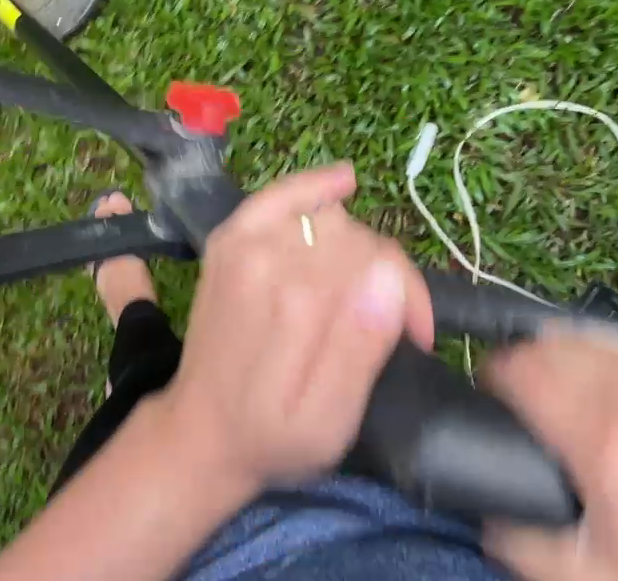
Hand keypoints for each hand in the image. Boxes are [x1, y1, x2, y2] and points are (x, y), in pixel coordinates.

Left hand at [157, 163, 434, 494]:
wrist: (202, 431)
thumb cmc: (274, 436)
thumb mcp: (330, 419)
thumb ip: (360, 348)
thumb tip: (389, 279)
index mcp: (298, 303)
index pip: (382, 262)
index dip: (409, 294)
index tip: (415, 336)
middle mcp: (267, 260)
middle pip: (356, 237)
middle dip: (385, 271)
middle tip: (390, 322)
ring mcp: (243, 244)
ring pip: (328, 217)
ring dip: (356, 245)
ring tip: (359, 289)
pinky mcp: (229, 240)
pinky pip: (279, 195)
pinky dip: (314, 185)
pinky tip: (344, 181)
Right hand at [480, 328, 617, 580]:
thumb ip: (521, 537)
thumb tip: (484, 501)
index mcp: (616, 440)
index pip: (523, 366)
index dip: (495, 374)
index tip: (493, 392)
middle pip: (559, 341)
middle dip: (536, 365)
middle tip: (537, 401)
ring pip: (610, 337)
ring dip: (586, 362)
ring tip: (592, 401)